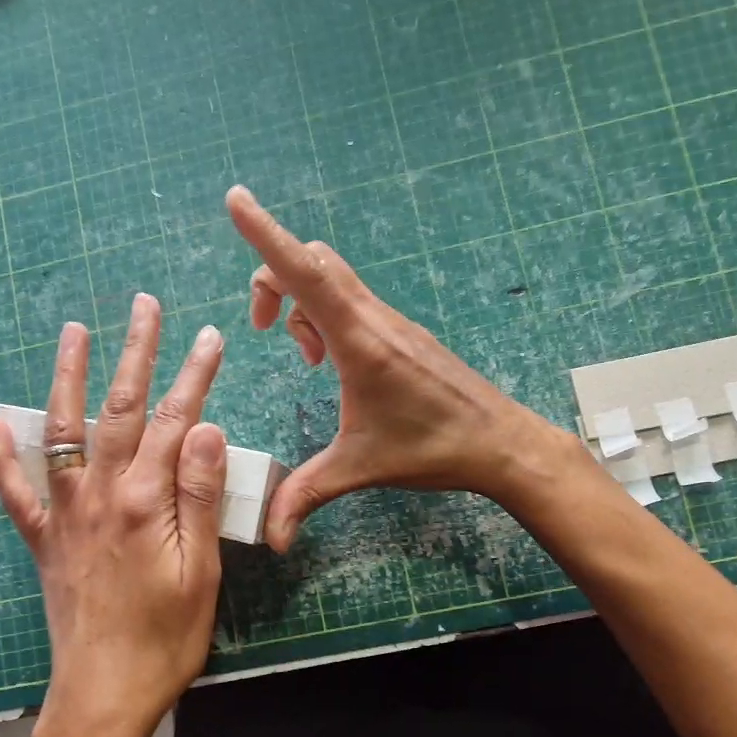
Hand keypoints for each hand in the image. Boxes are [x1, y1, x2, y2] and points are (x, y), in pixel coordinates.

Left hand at [0, 294, 228, 736]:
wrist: (104, 694)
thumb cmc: (166, 639)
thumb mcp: (201, 572)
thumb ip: (197, 496)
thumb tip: (203, 428)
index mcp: (145, 503)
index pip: (174, 423)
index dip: (194, 376)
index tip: (210, 337)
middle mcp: (99, 496)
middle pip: (120, 410)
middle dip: (136, 353)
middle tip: (145, 306)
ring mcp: (65, 515)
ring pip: (64, 432)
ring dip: (69, 378)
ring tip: (74, 332)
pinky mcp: (44, 540)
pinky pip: (15, 491)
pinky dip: (3, 456)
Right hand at [228, 186, 587, 548]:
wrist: (499, 442)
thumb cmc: (432, 449)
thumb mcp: (360, 468)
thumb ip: (308, 495)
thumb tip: (270, 537)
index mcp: (359, 340)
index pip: (304, 272)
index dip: (266, 234)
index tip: (236, 199)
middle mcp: (372, 317)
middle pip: (312, 261)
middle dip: (273, 278)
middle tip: (262, 327)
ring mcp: (388, 319)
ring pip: (330, 278)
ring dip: (301, 302)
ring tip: (305, 356)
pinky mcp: (397, 330)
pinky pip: (348, 299)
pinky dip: (323, 315)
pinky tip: (330, 360)